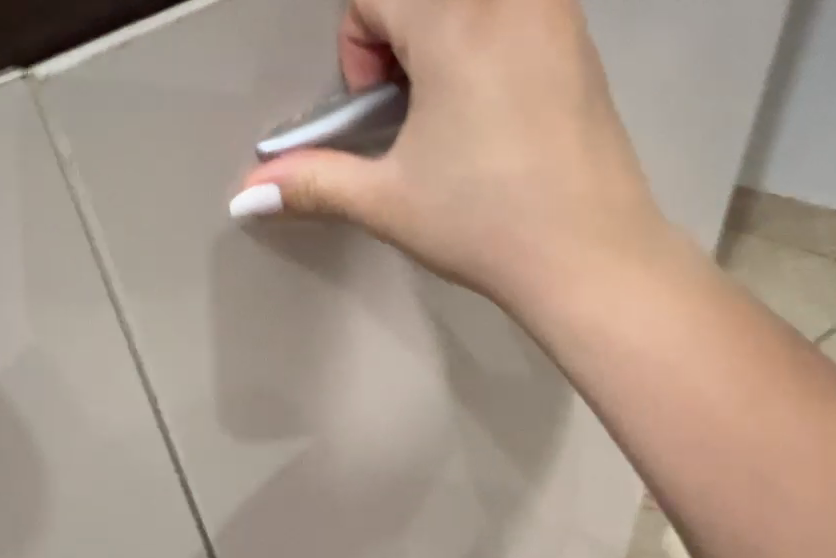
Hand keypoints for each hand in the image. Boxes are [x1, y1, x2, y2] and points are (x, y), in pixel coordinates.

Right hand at [233, 0, 676, 316]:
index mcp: (457, 21)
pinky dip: (486, 39)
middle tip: (411, 106)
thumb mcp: (388, 201)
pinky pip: (514, 10)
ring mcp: (555, 11)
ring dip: (441, 36)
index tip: (378, 111)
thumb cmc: (486, 223)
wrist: (588, 254)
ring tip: (452, 110)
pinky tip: (495, 112)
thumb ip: (313, 182)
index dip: (357, 50)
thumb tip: (248, 194)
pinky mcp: (581, 38)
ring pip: (470, 1)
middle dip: (397, 35)